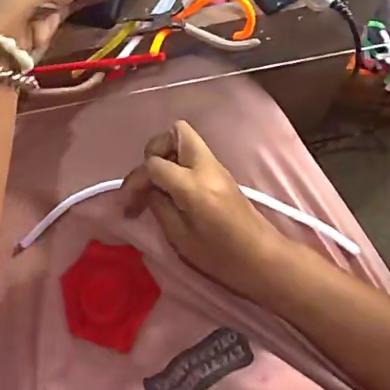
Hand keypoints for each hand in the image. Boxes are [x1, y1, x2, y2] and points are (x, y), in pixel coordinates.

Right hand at [122, 121, 292, 297]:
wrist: (262, 257)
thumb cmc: (221, 257)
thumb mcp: (181, 238)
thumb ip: (160, 208)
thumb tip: (149, 191)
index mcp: (194, 185)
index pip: (154, 163)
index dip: (136, 181)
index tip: (128, 204)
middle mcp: (206, 167)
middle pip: (176, 132)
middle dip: (155, 150)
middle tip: (148, 181)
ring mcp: (217, 167)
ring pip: (186, 139)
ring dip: (167, 155)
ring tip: (158, 186)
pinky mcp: (222, 174)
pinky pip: (194, 156)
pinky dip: (179, 165)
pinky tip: (173, 191)